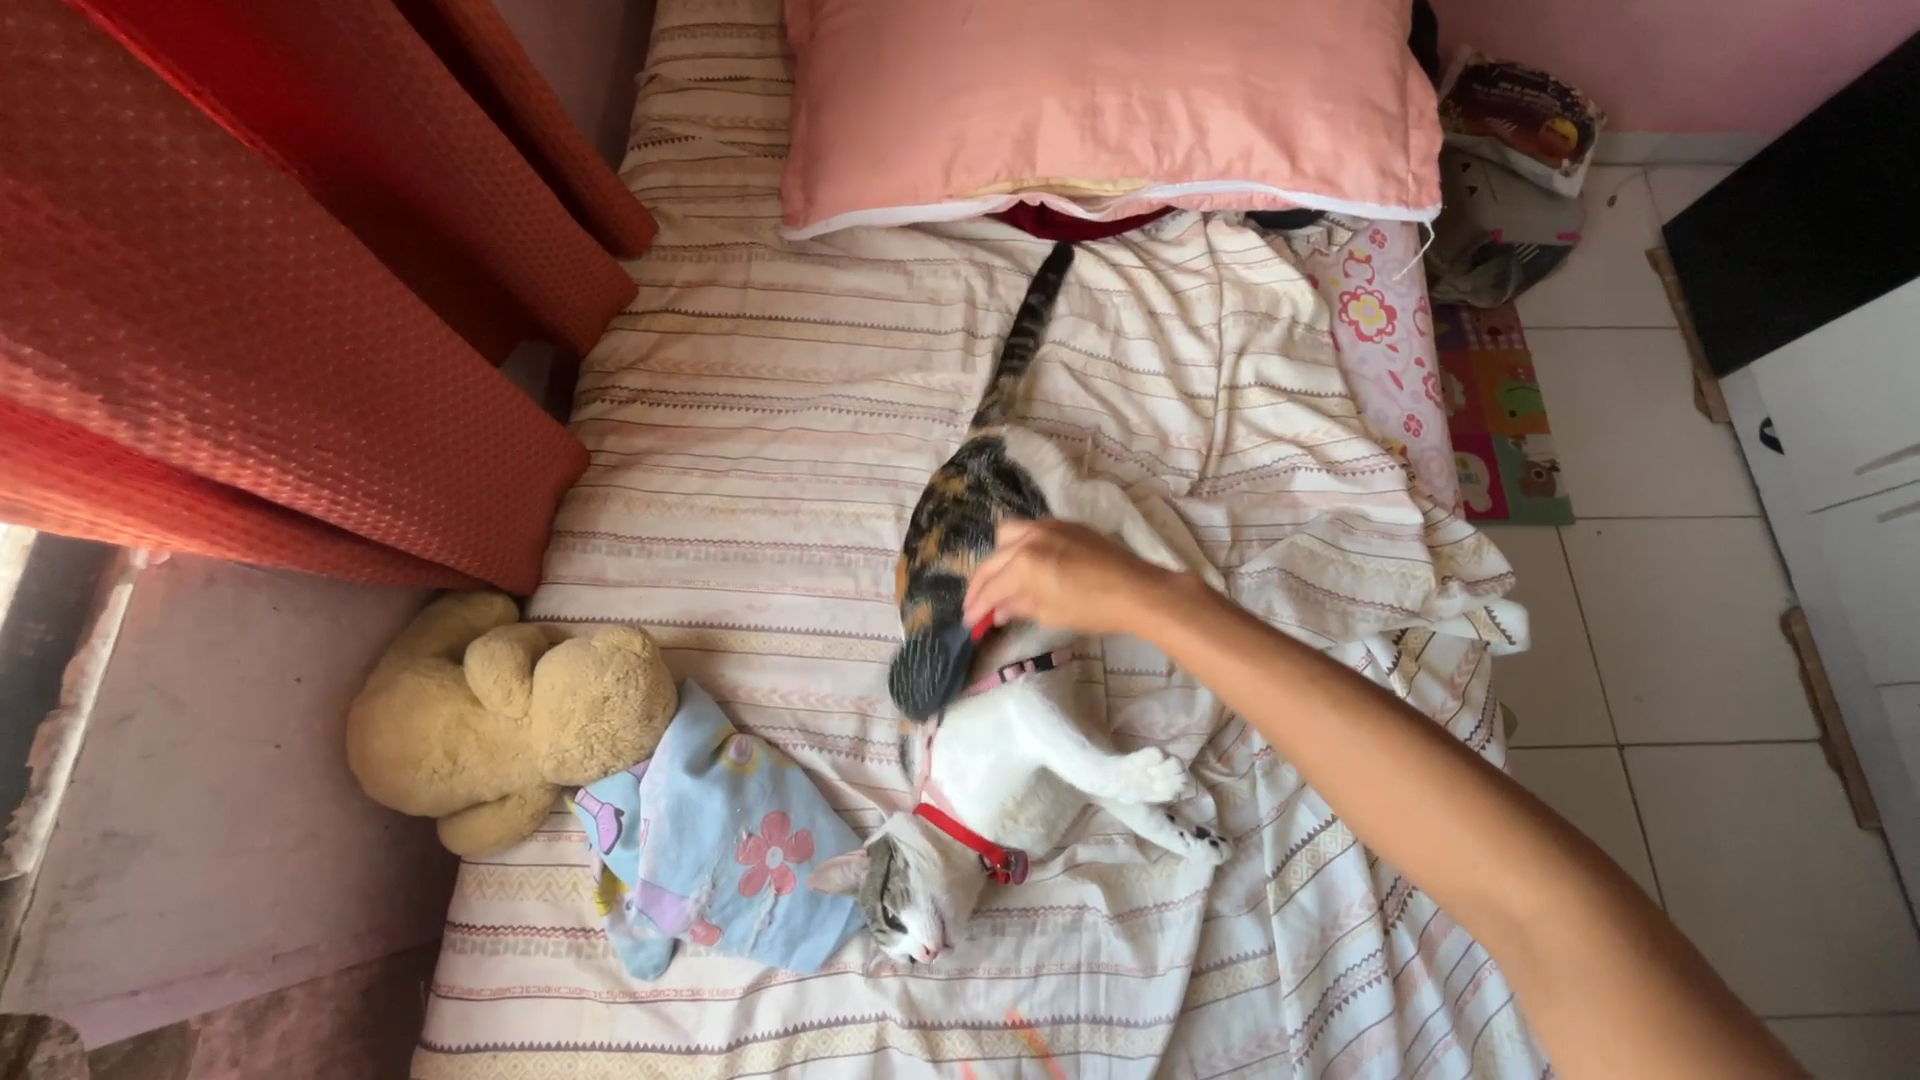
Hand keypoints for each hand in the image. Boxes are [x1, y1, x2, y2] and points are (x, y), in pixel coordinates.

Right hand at [963, 519, 1193, 636]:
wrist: (1138, 590)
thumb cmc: (1094, 609)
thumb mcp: (1050, 614)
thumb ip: (1018, 607)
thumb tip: (997, 610)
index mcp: (1023, 563)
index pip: (990, 587)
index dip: (977, 607)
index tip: (969, 621)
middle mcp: (1030, 539)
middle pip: (992, 561)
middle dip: (981, 585)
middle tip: (976, 605)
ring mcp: (1048, 527)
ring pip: (1008, 535)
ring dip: (998, 557)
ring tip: (1001, 578)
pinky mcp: (1065, 525)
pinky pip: (1031, 529)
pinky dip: (1020, 545)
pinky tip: (1027, 563)